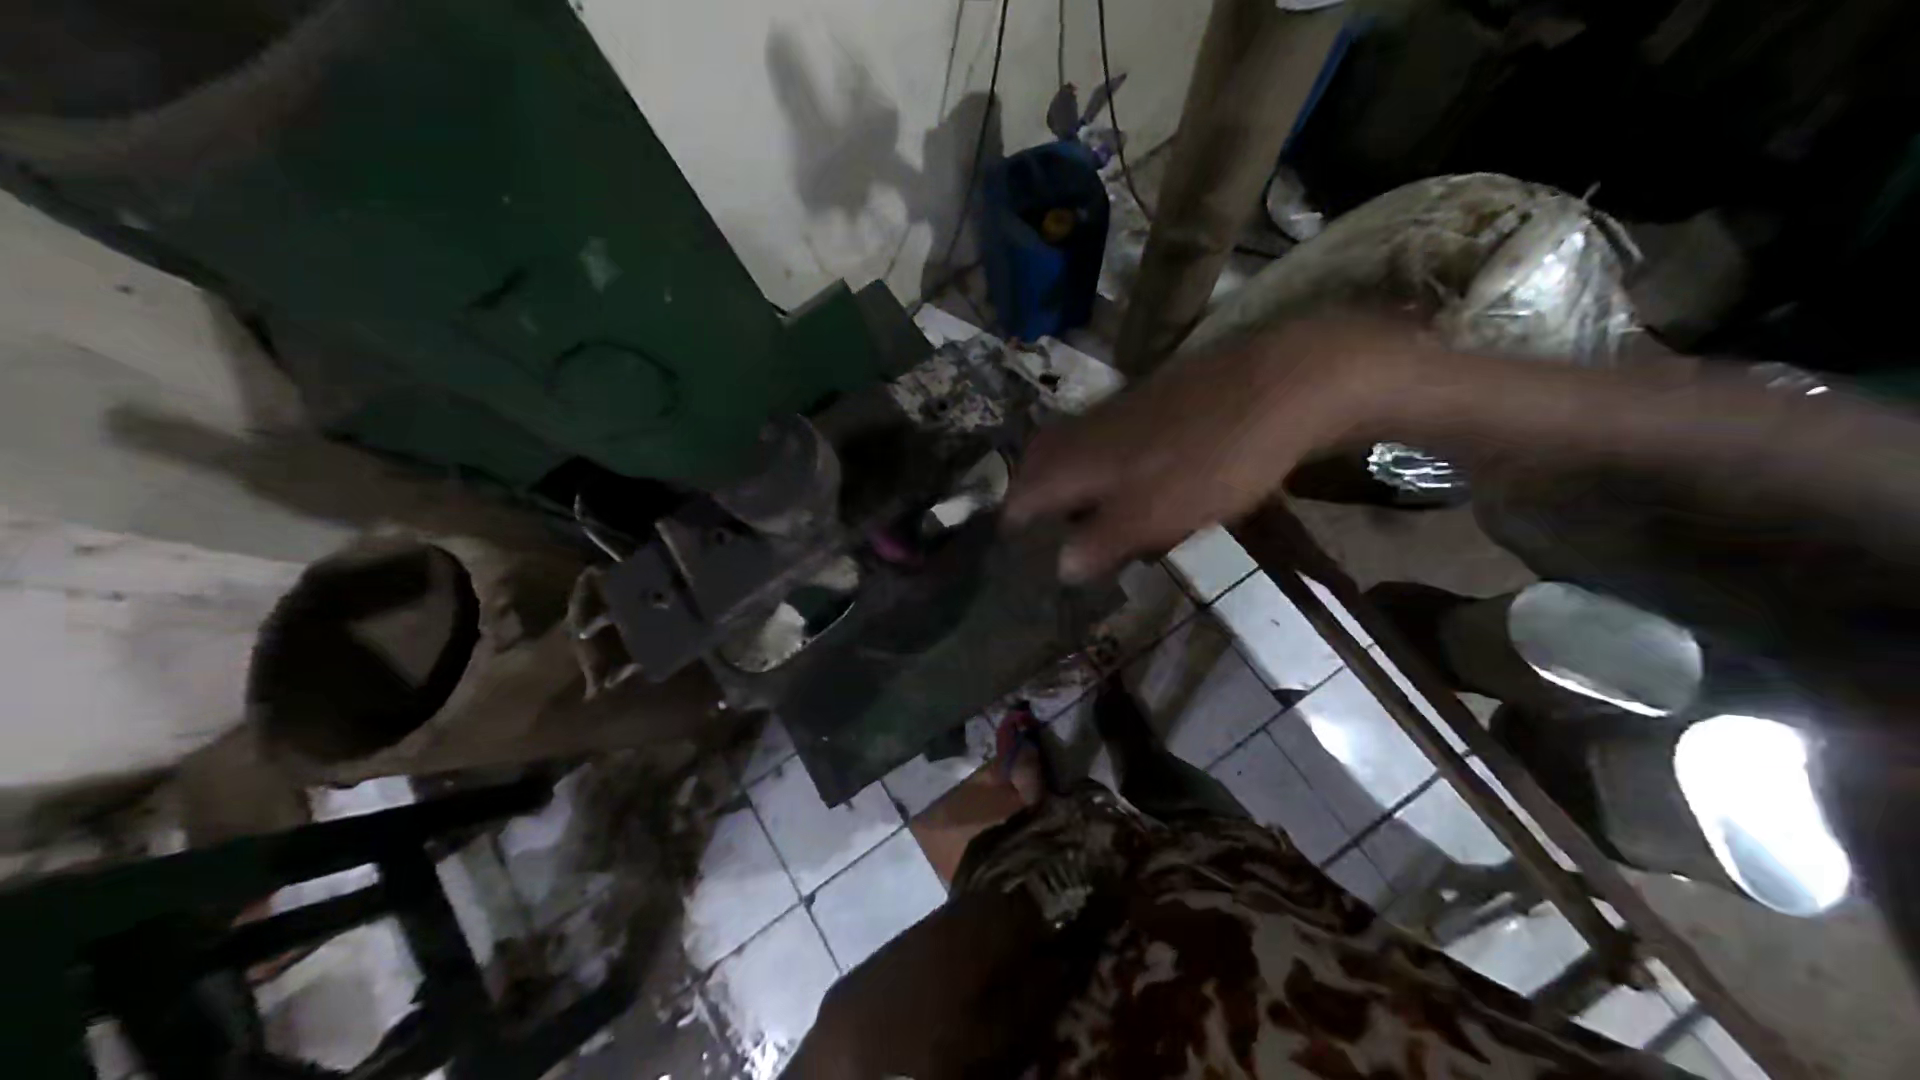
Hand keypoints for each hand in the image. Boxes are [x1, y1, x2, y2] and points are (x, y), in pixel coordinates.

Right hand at [1005, 319, 1408, 580]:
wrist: (1279, 384)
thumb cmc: (1212, 461)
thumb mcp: (1155, 516)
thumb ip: (1103, 541)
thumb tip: (1062, 566)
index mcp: (1077, 460)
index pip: (1023, 492)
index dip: (1014, 521)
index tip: (1013, 546)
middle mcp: (1086, 430)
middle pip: (1038, 461)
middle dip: (1030, 492)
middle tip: (1036, 523)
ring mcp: (1119, 410)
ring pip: (1072, 446)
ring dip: (1063, 477)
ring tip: (1075, 509)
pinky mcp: (1150, 401)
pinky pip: (1104, 438)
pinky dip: (1097, 463)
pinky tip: (1126, 478)